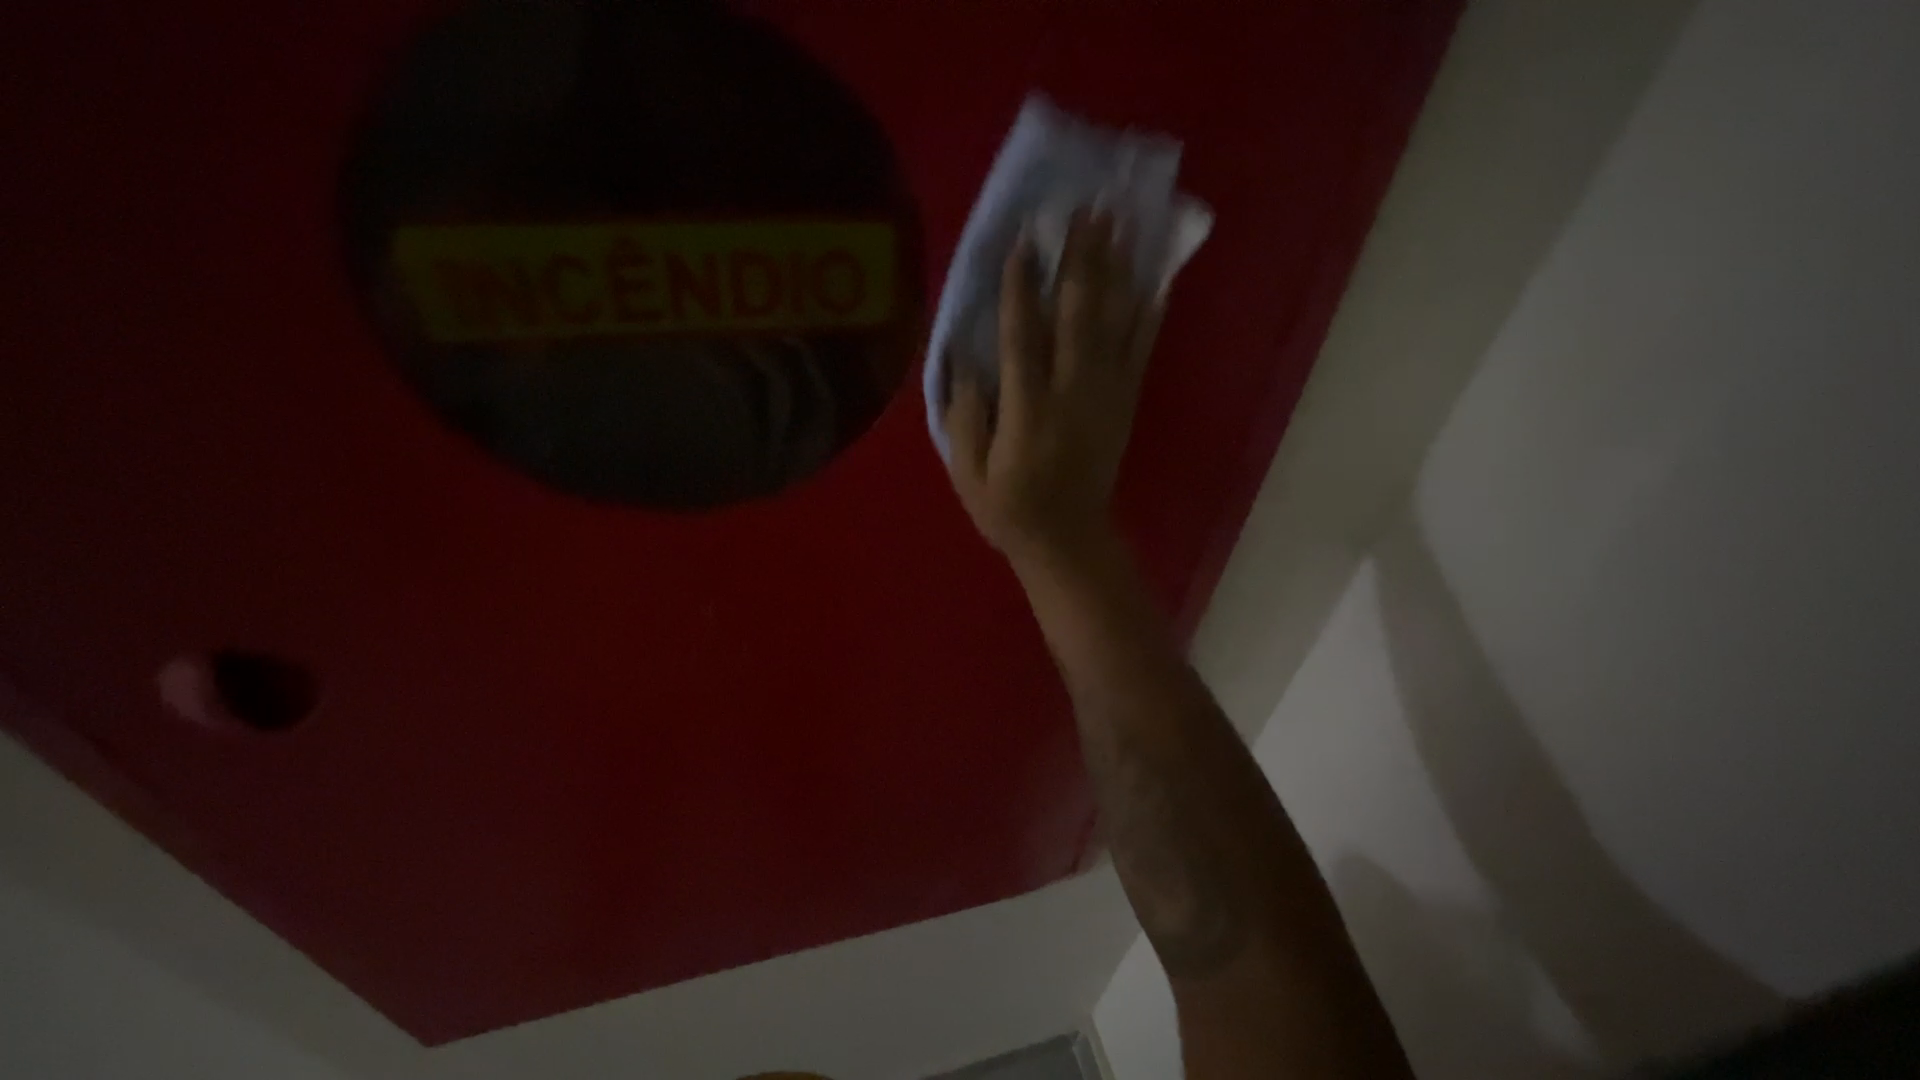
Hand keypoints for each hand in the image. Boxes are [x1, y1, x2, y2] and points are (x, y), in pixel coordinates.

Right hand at [943, 209, 1165, 569]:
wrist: (1068, 541)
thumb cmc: (1008, 508)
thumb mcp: (968, 473)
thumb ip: (965, 415)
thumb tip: (965, 358)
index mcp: (1027, 411)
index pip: (1022, 337)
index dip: (1022, 287)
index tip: (1024, 238)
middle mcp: (1072, 394)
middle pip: (1078, 316)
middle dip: (1082, 260)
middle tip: (1087, 210)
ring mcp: (1105, 396)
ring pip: (1114, 324)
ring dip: (1117, 272)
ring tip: (1120, 225)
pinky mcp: (1125, 403)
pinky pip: (1140, 350)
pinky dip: (1148, 312)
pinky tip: (1153, 279)